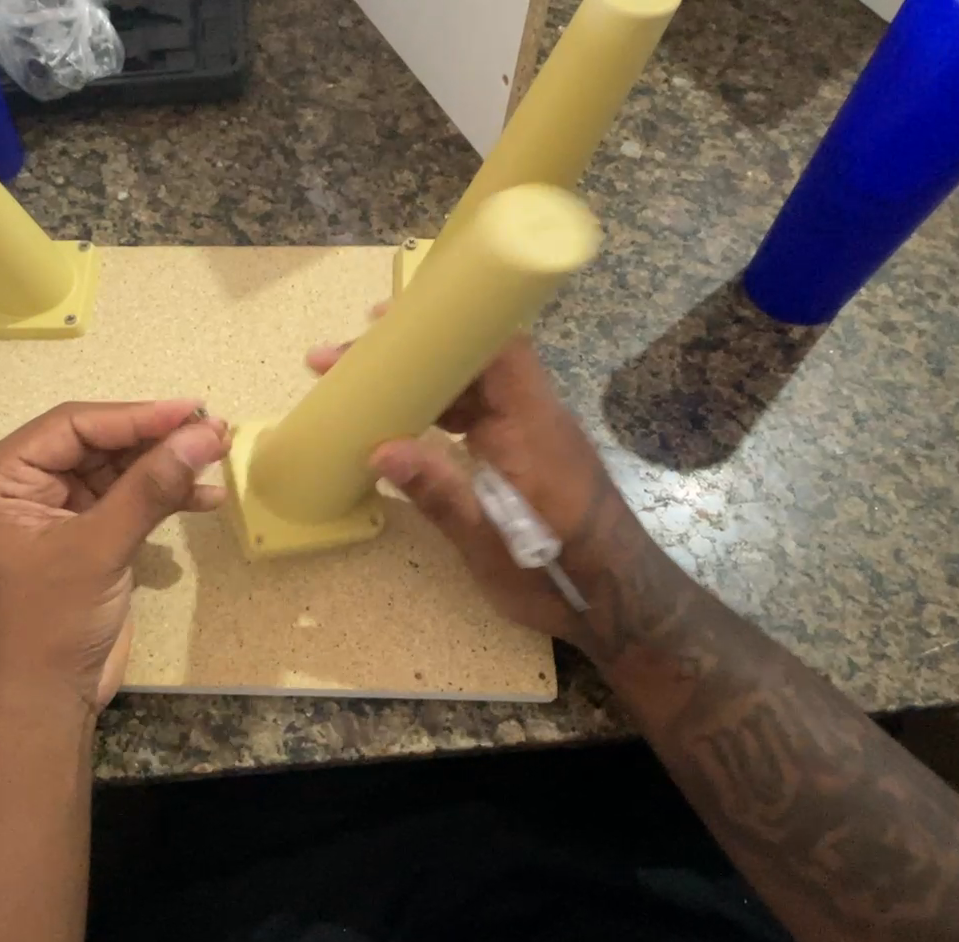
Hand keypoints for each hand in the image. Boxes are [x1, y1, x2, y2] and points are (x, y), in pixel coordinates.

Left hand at [0, 400, 230, 714]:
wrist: (42, 703)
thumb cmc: (50, 623)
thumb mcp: (98, 547)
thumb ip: (151, 487)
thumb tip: (205, 434)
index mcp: (0, 478)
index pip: (73, 426)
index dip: (137, 416)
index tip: (194, 411)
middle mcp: (24, 488)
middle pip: (98, 445)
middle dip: (156, 440)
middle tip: (215, 431)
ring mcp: (57, 516)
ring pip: (118, 474)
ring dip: (166, 469)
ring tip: (219, 457)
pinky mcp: (86, 543)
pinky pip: (127, 506)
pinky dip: (164, 502)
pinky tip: (205, 499)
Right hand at [306, 330, 636, 647]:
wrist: (616, 599)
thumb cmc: (560, 575)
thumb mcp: (491, 544)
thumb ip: (439, 495)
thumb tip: (379, 452)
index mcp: (531, 425)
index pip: (493, 348)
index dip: (440, 328)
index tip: (382, 326)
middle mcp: (533, 417)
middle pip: (472, 364)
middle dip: (411, 359)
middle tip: (342, 363)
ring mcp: (530, 435)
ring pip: (473, 390)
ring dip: (422, 386)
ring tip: (364, 392)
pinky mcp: (526, 454)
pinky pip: (479, 416)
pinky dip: (440, 413)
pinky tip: (404, 427)